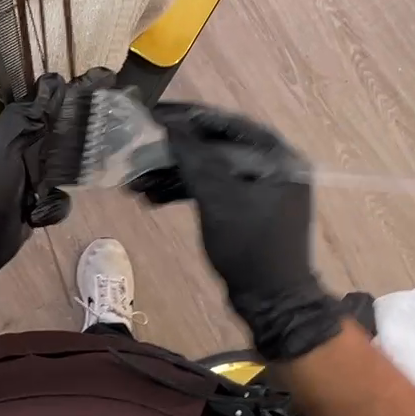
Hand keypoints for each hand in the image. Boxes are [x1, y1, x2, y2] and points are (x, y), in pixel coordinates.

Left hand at [0, 74, 63, 312]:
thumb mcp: (1, 145)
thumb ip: (27, 116)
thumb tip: (52, 83)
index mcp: (4, 135)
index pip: (40, 112)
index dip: (64, 107)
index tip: (92, 101)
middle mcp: (15, 156)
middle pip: (56, 145)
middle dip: (67, 155)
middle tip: (64, 163)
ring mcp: (23, 185)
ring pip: (61, 177)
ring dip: (55, 190)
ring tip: (37, 198)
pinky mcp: (30, 211)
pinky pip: (55, 203)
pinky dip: (49, 211)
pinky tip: (34, 216)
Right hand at [130, 103, 343, 359]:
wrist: (271, 300)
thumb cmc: (249, 247)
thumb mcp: (217, 199)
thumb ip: (194, 158)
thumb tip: (168, 126)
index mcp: (277, 156)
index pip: (227, 124)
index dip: (188, 118)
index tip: (153, 114)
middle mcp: (272, 166)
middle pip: (214, 147)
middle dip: (174, 152)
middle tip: (140, 150)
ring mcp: (259, 190)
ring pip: (208, 170)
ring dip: (173, 174)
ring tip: (137, 182)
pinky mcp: (245, 210)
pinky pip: (211, 190)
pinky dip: (184, 192)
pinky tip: (153, 198)